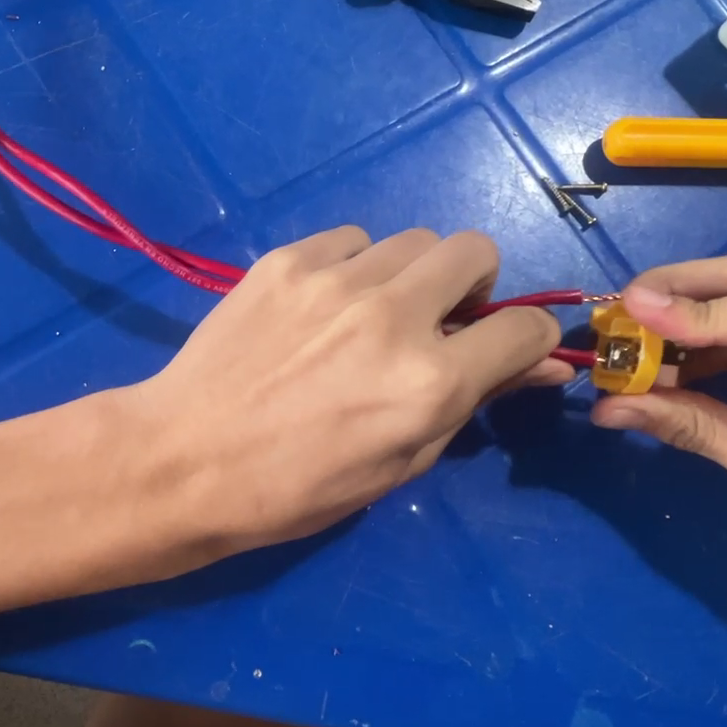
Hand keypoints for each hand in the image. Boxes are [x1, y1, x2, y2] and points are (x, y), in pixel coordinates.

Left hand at [126, 226, 570, 559]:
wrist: (186, 460)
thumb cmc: (298, 488)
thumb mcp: (401, 462)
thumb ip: (473, 401)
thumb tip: (541, 363)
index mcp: (430, 382)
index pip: (525, 327)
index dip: (528, 338)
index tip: (505, 348)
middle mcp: (393, 315)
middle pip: (475, 250)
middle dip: (473, 286)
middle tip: (438, 321)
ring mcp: (336, 278)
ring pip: (414, 239)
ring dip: (411, 275)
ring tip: (370, 315)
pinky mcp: (288, 259)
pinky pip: (352, 238)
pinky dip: (355, 265)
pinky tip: (323, 304)